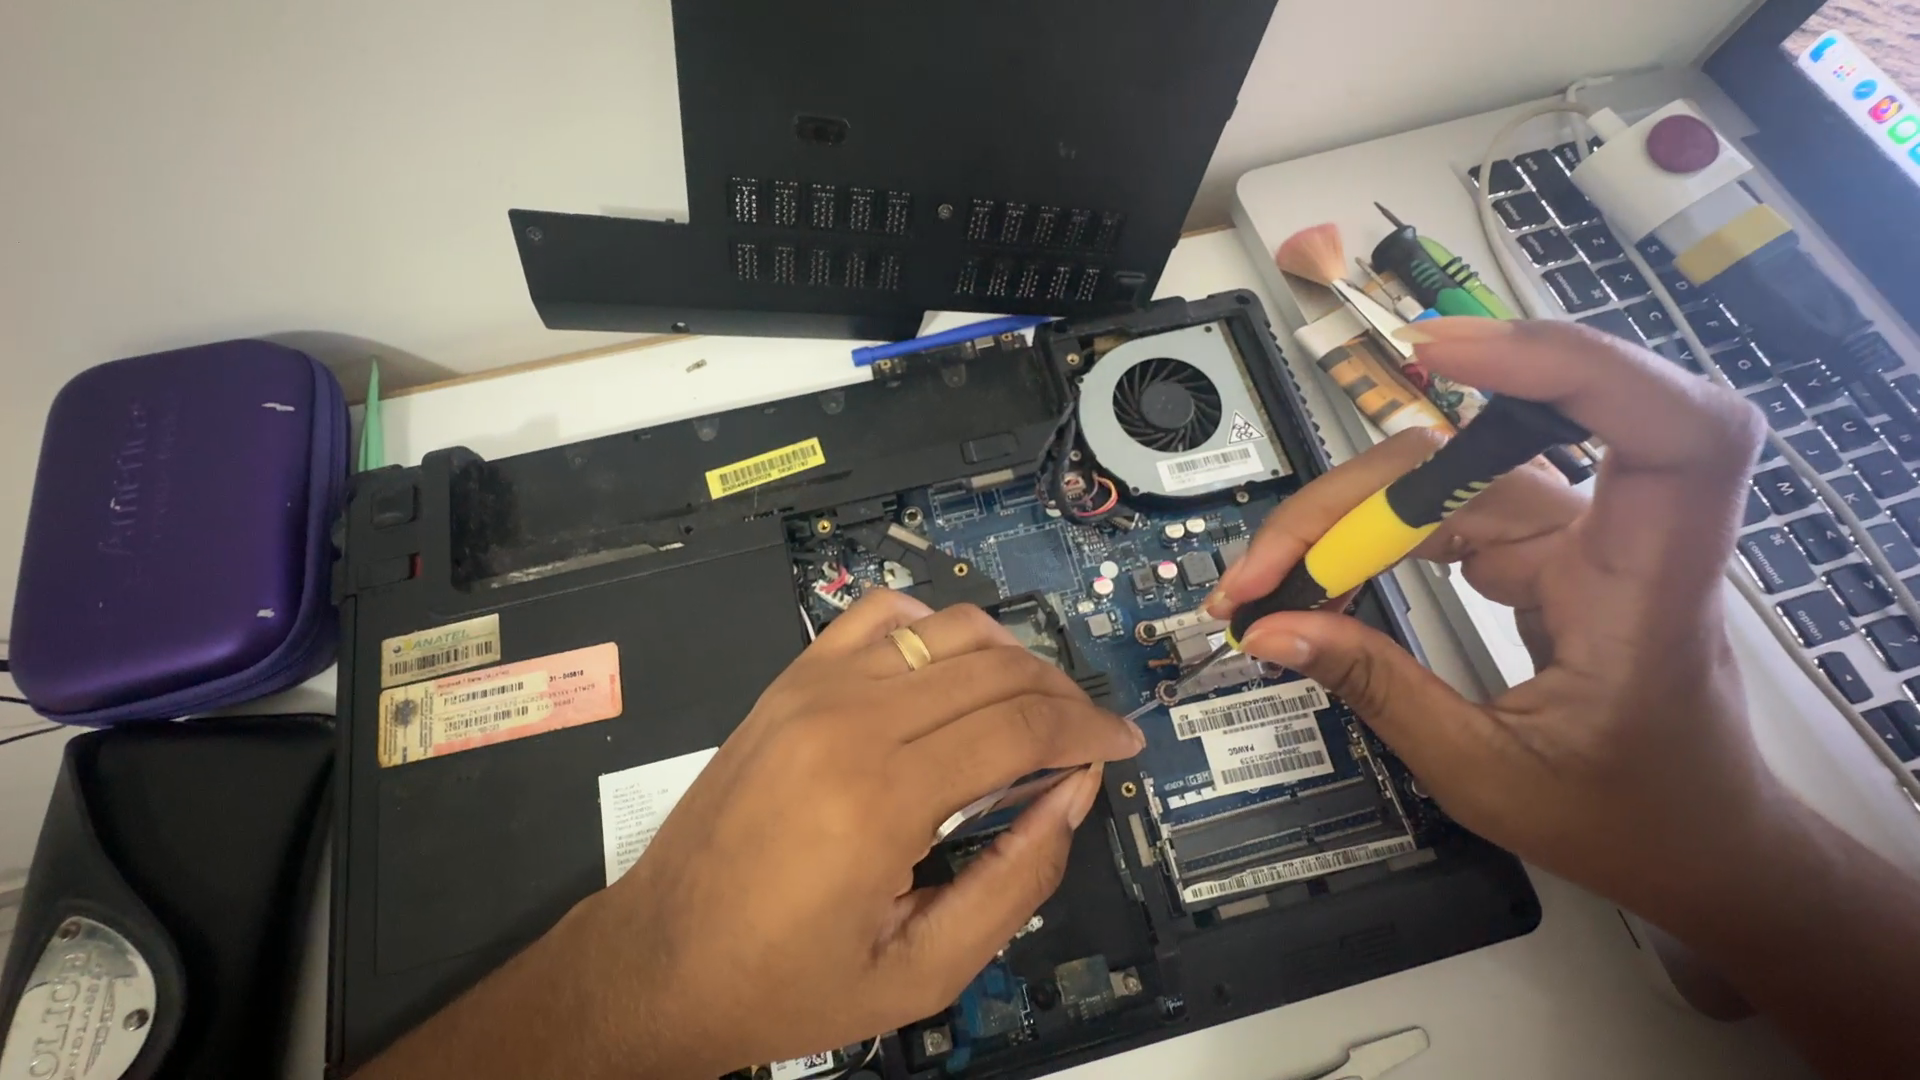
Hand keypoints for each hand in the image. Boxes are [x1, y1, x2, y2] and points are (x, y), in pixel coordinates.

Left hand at [583, 592, 1143, 1076]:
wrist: (659, 957)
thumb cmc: (787, 980)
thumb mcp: (920, 972)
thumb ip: (1014, 880)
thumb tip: (1070, 794)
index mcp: (883, 796)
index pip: (1020, 725)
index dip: (1088, 728)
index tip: (1122, 742)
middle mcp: (851, 719)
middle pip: (994, 669)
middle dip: (1062, 692)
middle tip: (1089, 729)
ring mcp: (815, 687)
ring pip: (947, 628)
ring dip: (1009, 655)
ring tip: (1035, 699)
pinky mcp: (792, 679)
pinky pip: (877, 615)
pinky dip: (931, 622)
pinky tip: (949, 660)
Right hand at [1209, 318, 1769, 914]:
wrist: (1688, 844)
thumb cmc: (1622, 817)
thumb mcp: (1483, 770)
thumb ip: (1377, 689)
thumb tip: (1273, 630)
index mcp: (1643, 587)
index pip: (1657, 429)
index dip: (1560, 366)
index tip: (1438, 353)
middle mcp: (1605, 538)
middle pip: (1462, 467)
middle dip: (1344, 508)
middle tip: (1260, 575)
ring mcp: (1561, 539)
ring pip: (1428, 487)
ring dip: (1333, 528)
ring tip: (1264, 586)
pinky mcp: (1526, 552)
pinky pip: (1425, 521)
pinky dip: (1357, 547)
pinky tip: (1313, 584)